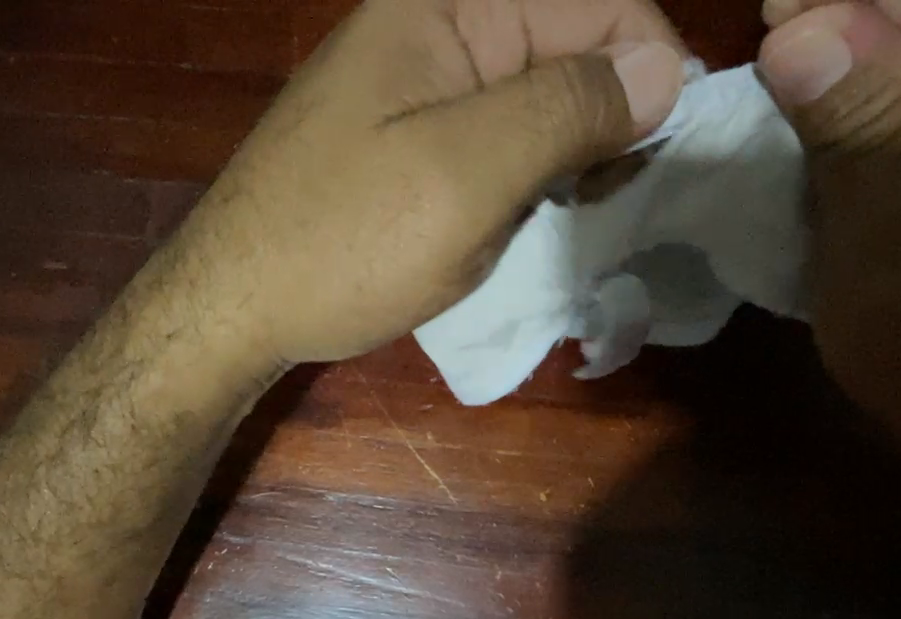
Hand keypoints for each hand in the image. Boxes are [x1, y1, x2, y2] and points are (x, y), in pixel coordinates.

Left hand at [157, 0, 688, 368]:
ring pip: (537, 99)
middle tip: (600, 199)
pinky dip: (526, 177)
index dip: (649, 72)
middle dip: (607, 117)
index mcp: (450, 5)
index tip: (652, 161)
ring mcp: (418, 90)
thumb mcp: (464, 176)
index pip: (599, 1)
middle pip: (571, 44)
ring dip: (569, 155)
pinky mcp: (408, 145)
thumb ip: (566, 110)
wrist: (234, 307)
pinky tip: (521, 218)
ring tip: (564, 215)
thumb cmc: (341, 244)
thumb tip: (666, 72)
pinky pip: (496, 141)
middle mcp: (436, 29)